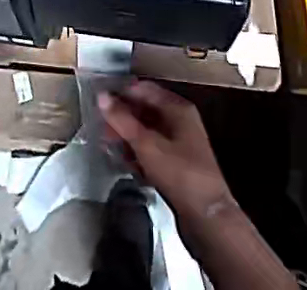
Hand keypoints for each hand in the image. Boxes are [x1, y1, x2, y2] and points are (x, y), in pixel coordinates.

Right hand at [98, 81, 232, 221]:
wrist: (206, 216)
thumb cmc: (179, 172)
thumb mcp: (147, 144)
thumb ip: (123, 120)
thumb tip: (101, 96)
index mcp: (178, 108)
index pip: (146, 90)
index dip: (123, 92)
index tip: (100, 99)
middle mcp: (180, 121)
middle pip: (146, 110)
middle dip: (123, 116)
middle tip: (99, 123)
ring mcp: (180, 143)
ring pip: (148, 131)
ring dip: (128, 135)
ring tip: (106, 142)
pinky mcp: (177, 165)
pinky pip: (152, 150)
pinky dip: (137, 152)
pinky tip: (122, 160)